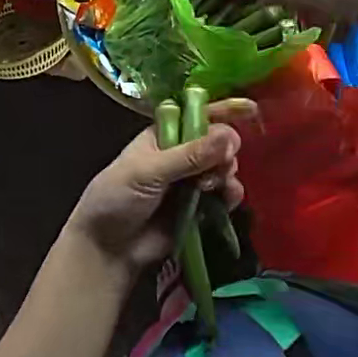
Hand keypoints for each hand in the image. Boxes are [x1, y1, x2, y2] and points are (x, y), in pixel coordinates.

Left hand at [64, 100, 256, 270]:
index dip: (222, 110)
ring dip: (226, 174)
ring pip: (223, 169)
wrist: (107, 248)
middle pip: (216, 142)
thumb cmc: (117, 199)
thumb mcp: (148, 172)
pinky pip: (224, 196)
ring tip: (213, 187)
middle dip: (225, 150)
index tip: (249, 108)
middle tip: (220, 164)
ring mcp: (190, 182)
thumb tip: (229, 136)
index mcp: (161, 137)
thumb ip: (189, 156)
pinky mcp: (199, 208)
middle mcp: (179, 155)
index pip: (195, 115)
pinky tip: (228, 201)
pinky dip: (231, 195)